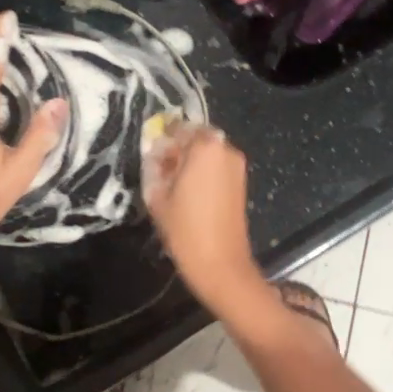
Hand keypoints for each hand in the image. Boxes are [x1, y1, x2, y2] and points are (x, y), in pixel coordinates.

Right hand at [142, 121, 267, 315]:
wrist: (220, 264)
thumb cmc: (185, 229)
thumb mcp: (158, 196)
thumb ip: (155, 167)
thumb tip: (156, 153)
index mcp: (205, 147)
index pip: (178, 128)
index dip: (162, 140)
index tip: (151, 158)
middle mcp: (225, 149)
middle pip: (195, 138)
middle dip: (177, 151)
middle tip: (160, 172)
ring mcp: (237, 166)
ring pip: (207, 153)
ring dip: (190, 162)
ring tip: (173, 187)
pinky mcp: (241, 183)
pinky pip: (217, 167)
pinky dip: (203, 173)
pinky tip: (189, 195)